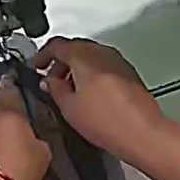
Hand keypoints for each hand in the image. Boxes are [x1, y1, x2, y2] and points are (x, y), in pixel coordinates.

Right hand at [32, 37, 174, 167]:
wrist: (143, 134)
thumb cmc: (111, 122)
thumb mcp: (69, 108)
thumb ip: (55, 88)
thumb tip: (50, 81)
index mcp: (85, 56)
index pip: (57, 45)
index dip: (42, 55)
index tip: (36, 65)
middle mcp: (103, 53)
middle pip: (75, 47)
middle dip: (59, 61)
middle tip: (49, 78)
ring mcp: (118, 61)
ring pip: (90, 55)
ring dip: (76, 68)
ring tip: (68, 90)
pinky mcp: (128, 73)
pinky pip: (104, 65)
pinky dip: (91, 73)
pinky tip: (88, 94)